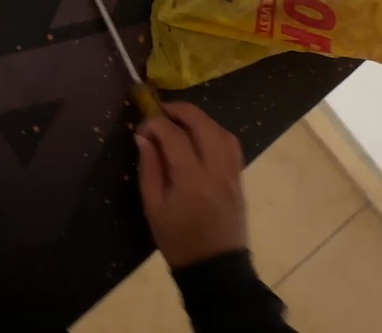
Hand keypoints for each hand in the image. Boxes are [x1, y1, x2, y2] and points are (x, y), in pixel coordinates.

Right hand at [136, 102, 247, 268]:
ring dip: (200, 119)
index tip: (142, 129)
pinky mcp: (240, 180)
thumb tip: (143, 137)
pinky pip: (231, 145)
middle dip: (180, 111)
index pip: (174, 136)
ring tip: (180, 122)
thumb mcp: (153, 206)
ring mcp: (232, 175)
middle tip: (161, 113)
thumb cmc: (178, 241)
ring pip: (222, 131)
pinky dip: (214, 133)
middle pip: (203, 124)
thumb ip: (149, 167)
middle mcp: (217, 172)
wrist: (216, 271)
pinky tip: (198, 139)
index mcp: (193, 181)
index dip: (155, 124)